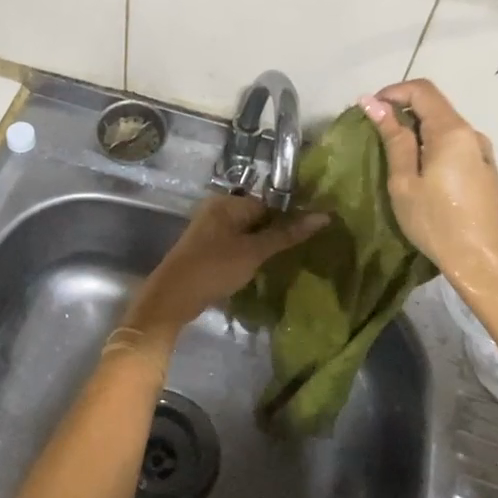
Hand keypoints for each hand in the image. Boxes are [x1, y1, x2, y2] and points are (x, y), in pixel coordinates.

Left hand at [123, 194, 326, 343]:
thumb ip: (286, 234)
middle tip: (300, 252)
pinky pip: (235, 246)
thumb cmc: (215, 267)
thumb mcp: (254, 251)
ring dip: (263, 247)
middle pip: (258, 217)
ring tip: (285, 262)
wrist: (173, 295)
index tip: (309, 238)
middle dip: (276, 234)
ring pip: (247, 234)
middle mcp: (217, 210)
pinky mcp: (207, 249)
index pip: (269, 203)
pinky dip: (249, 255)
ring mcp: (210, 230)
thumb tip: (323, 215)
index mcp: (227, 202)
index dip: (288, 220)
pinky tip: (261, 270)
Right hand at [359, 80, 497, 308]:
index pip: (421, 90)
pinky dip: (430, 148)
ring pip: (443, 128)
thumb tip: (372, 102)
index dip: (391, 93)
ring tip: (392, 159)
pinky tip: (418, 175)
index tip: (368, 112)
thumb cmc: (438, 223)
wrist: (486, 264)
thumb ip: (393, 139)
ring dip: (415, 133)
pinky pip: (453, 146)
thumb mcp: (405, 182)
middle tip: (373, 137)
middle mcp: (472, 134)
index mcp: (452, 131)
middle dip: (401, 113)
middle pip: (434, 107)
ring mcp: (482, 153)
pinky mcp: (485, 171)